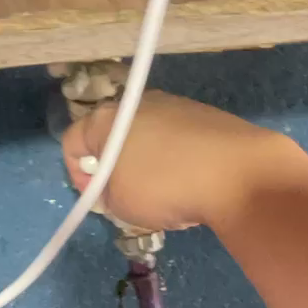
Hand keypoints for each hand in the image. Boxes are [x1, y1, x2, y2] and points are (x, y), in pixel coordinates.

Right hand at [59, 91, 304, 231]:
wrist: (235, 171)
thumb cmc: (163, 187)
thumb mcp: (120, 205)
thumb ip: (105, 195)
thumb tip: (112, 187)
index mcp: (105, 120)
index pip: (72, 142)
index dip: (77, 175)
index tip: (96, 199)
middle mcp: (136, 102)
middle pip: (111, 136)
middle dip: (113, 168)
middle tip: (126, 198)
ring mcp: (173, 104)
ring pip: (146, 137)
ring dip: (144, 164)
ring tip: (162, 195)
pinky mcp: (203, 114)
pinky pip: (176, 139)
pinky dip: (174, 159)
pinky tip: (190, 184)